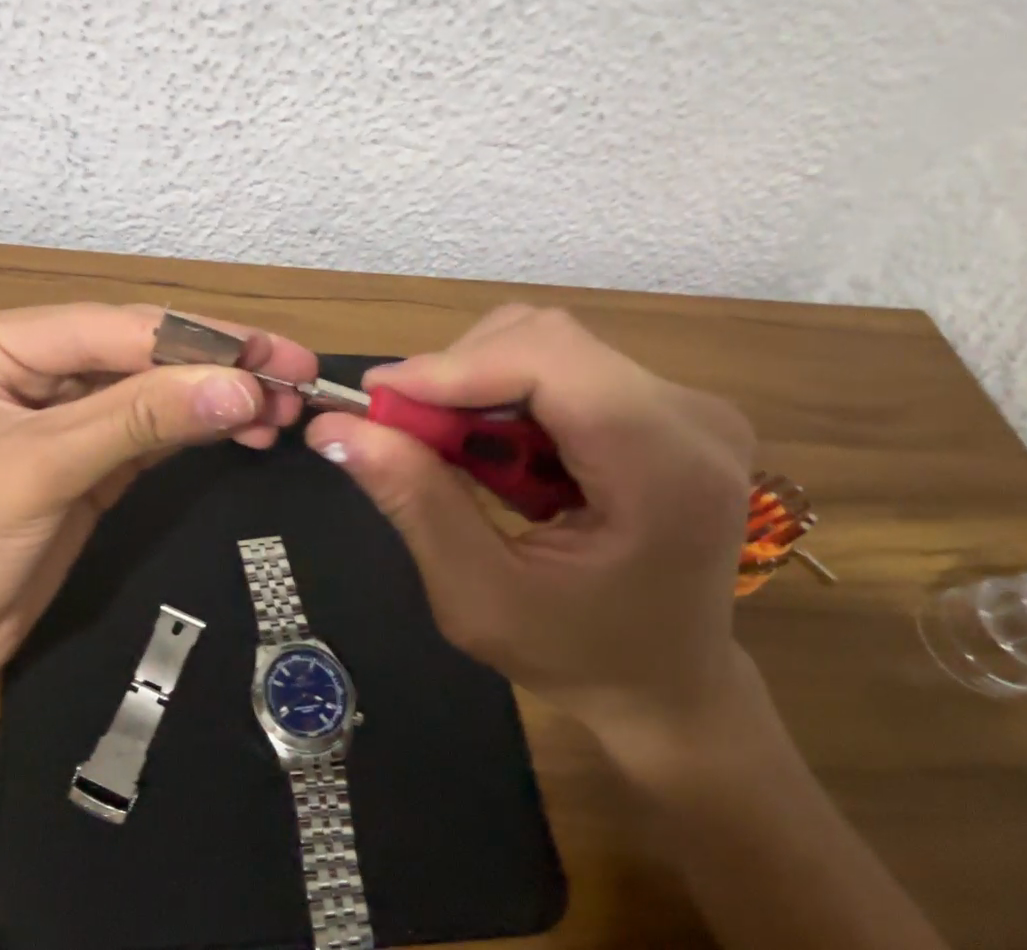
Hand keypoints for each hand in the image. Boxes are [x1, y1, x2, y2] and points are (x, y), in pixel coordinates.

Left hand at [0, 302, 316, 693]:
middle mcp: (28, 361)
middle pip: (138, 351)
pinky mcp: (83, 457)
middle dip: (216, 366)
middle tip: (297, 376)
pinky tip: (244, 430)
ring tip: (285, 411)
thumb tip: (243, 388)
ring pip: (151, 390)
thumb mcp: (44, 471)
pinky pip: (148, 431)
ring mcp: (58, 410)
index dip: (199, 341)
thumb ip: (141, 420)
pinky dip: (195, 431)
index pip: (114, 328)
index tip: (275, 359)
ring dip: (214, 399)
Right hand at [304, 305, 753, 734]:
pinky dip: (507, 400)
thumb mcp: (478, 596)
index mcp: (665, 469)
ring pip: (549, 345)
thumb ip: (414, 502)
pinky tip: (496, 459)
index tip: (374, 400)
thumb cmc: (577, 656)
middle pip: (546, 339)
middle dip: (457, 377)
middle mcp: (693, 418)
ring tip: (452, 457)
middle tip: (403, 435)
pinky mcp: (670, 410)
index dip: (451, 367)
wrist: (667, 686)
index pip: (549, 361)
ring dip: (478, 388)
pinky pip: (566, 368)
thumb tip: (333, 428)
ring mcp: (689, 408)